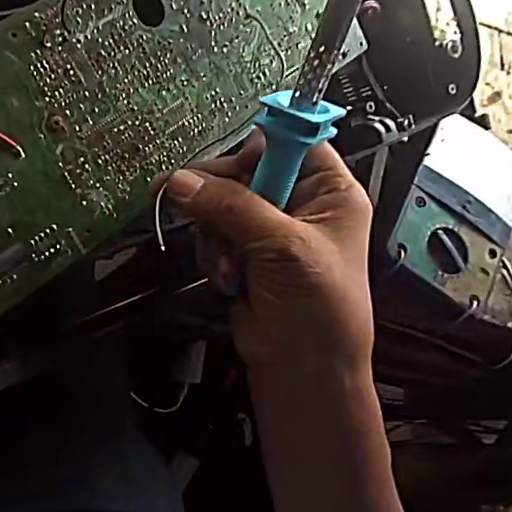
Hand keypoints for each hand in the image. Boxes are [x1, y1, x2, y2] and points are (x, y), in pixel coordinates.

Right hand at [161, 135, 374, 381]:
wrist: (303, 369)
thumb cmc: (318, 309)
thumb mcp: (283, 248)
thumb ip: (232, 207)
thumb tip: (181, 181)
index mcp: (330, 192)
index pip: (293, 142)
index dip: (260, 144)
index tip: (226, 159)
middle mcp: (300, 204)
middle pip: (245, 171)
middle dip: (221, 198)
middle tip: (188, 202)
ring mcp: (269, 229)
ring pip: (220, 204)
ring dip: (215, 234)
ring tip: (230, 267)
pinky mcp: (245, 252)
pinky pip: (213, 233)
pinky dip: (213, 253)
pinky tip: (227, 278)